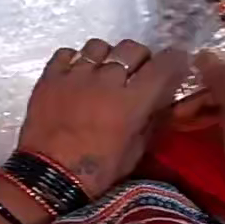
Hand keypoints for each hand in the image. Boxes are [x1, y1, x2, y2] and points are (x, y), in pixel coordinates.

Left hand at [18, 39, 190, 197]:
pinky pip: (66, 53)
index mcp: (132, 101)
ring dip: (106, 56)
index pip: (163, 65)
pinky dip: (75, 60)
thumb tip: (161, 105)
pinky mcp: (50, 78)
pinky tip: (75, 74)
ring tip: (102, 71)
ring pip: (98, 46)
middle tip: (135, 72)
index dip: (174, 59)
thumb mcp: (134, 153)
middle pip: (131, 49)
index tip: (175, 62)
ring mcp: (75, 75)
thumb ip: (150, 123)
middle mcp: (106, 80)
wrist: (49, 177)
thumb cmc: (97, 172)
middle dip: (139, 57)